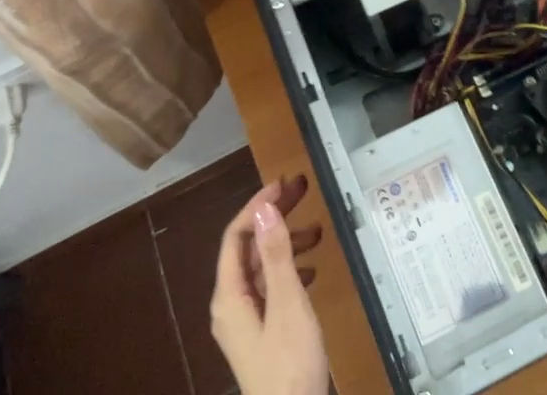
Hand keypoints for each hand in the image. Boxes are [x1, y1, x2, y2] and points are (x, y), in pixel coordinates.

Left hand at [211, 176, 327, 394]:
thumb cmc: (288, 363)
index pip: (236, 236)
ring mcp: (245, 322)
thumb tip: (265, 211)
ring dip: (285, 245)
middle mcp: (230, 305)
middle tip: (302, 192)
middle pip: (248, 249)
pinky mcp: (260, 335)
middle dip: (273, 219)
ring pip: (261, 269)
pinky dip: (289, 272)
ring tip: (317, 233)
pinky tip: (311, 272)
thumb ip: (277, 256)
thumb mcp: (287, 304)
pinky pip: (270, 290)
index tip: (285, 185)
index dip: (258, 207)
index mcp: (229, 296)